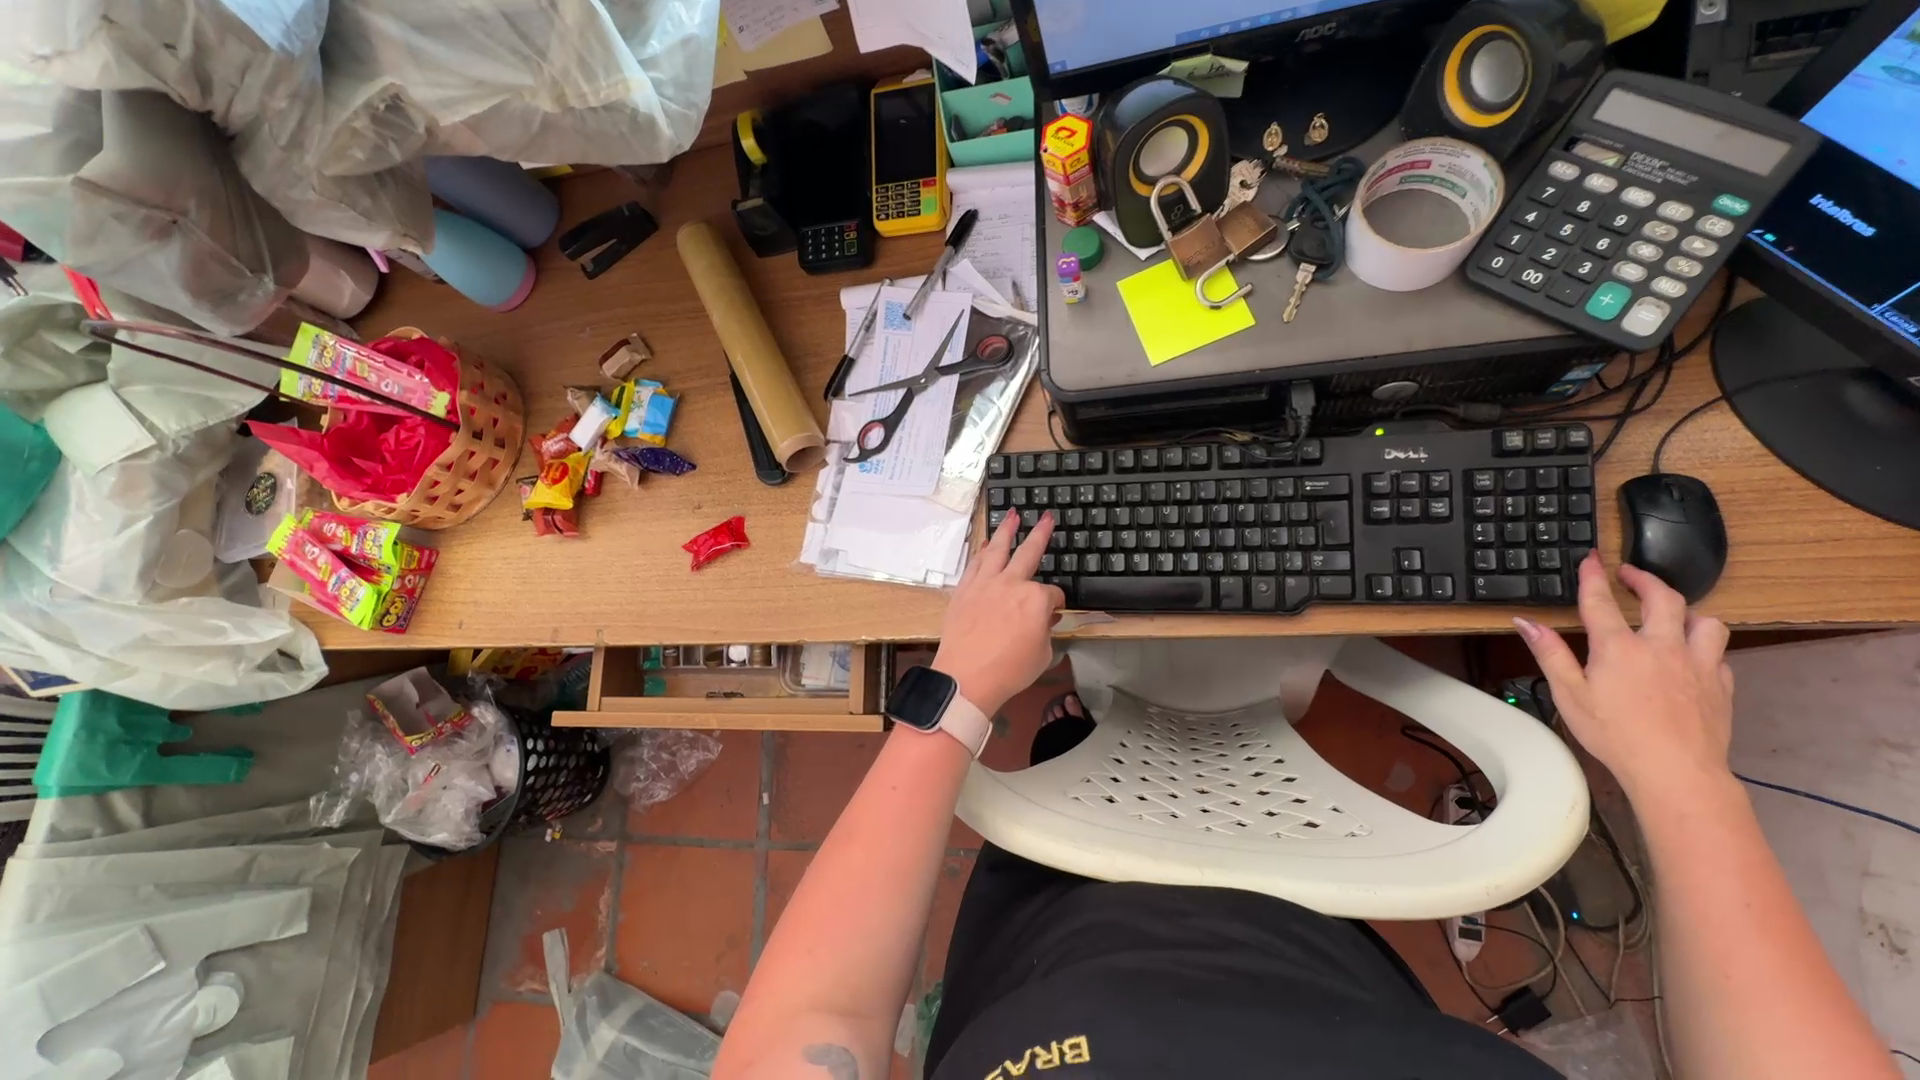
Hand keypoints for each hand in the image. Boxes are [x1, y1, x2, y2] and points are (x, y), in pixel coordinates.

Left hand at [932, 512, 1065, 714]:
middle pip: (1029, 552)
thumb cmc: (1009, 671)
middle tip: (1047, 517)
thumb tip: (1046, 619)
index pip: (1053, 593)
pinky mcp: (964, 590)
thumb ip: (1046, 631)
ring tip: (1012, 515)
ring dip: (1006, 530)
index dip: (1057, 603)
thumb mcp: (1042, 654)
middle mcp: (1011, 584)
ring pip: (998, 549)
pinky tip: (986, 544)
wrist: (966, 678)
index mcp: (1036, 599)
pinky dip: (982, 551)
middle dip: (1041, 533)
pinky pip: (975, 564)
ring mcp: (985, 584)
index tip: (1055, 612)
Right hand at [1514, 550, 1735, 808]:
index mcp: (1619, 648)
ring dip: (1687, 611)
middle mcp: (1662, 646)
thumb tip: (1526, 622)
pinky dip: (1704, 646)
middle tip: (1631, 574)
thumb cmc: (1614, 734)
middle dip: (1646, 580)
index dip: (1594, 575)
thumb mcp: (1569, 694)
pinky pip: (1719, 653)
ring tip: (1672, 613)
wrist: (1676, 771)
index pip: (1602, 601)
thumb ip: (1549, 653)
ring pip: (1706, 621)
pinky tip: (1691, 656)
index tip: (1592, 557)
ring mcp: (1698, 664)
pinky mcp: (1722, 685)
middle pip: (1663, 598)